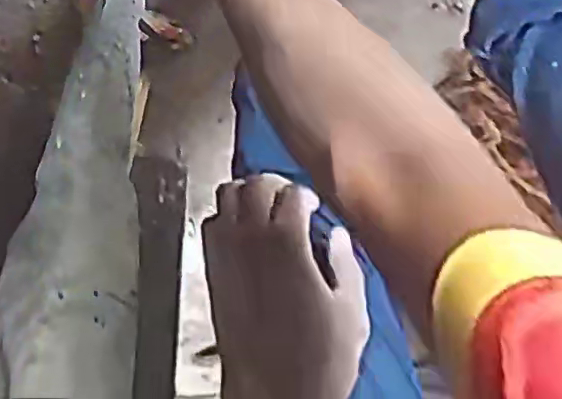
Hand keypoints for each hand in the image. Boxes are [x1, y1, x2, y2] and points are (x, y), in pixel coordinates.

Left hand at [204, 174, 369, 398]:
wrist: (272, 389)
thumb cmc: (319, 359)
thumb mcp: (350, 315)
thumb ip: (346, 266)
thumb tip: (336, 235)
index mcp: (286, 240)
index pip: (291, 193)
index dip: (305, 195)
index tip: (313, 204)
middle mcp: (249, 233)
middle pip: (255, 184)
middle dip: (274, 184)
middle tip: (288, 197)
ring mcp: (225, 245)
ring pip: (227, 192)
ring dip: (246, 192)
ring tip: (263, 206)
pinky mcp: (210, 260)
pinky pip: (212, 218)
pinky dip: (226, 213)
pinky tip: (242, 230)